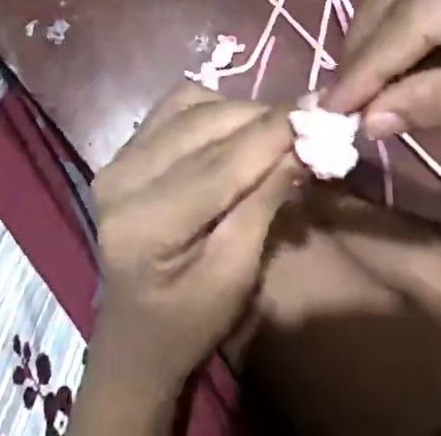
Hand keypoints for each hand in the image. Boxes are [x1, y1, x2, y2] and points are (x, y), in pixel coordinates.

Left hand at [87, 86, 299, 388]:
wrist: (134, 336)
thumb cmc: (190, 321)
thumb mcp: (237, 275)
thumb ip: (265, 202)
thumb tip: (304, 143)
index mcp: (146, 223)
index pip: (223, 161)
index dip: (276, 131)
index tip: (323, 113)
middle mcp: (122, 177)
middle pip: (208, 123)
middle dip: (266, 118)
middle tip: (310, 125)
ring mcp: (117, 157)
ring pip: (195, 104)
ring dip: (242, 112)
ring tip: (274, 134)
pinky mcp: (124, 147)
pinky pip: (178, 104)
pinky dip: (214, 107)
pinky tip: (234, 131)